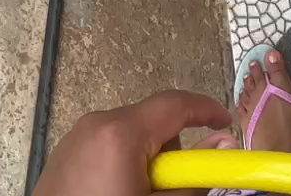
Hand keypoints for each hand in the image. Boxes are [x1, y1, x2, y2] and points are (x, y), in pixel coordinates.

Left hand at [33, 90, 232, 195]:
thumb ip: (193, 178)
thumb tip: (223, 144)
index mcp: (121, 132)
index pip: (174, 104)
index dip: (205, 110)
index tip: (227, 123)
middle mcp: (97, 123)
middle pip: (151, 121)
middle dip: (169, 151)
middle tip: (171, 188)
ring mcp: (76, 136)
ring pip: (129, 135)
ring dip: (145, 160)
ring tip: (138, 195)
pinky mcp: (63, 154)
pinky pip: (106, 145)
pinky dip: (121, 164)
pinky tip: (116, 194)